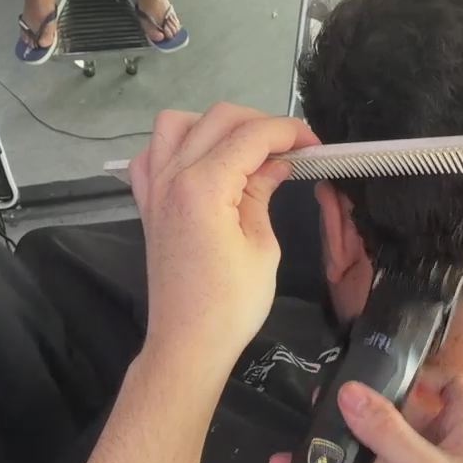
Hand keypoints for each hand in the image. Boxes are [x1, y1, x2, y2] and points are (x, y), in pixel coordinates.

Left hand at [127, 103, 319, 374]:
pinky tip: (199, 163)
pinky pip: (151, 155)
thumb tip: (274, 164)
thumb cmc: (231, 306)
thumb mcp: (262, 248)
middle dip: (260, 124)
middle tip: (290, 148)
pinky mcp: (147, 205)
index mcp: (204, 186)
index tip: (314, 145)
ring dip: (214, 125)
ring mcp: (154, 189)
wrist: (188, 343)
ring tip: (243, 149)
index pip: (251, 136)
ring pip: (177, 123)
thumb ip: (262, 194)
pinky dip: (176, 147)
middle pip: (218, 119)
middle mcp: (173, 176)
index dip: (289, 132)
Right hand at [270, 373, 462, 462]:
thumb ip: (384, 431)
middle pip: (397, 422)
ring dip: (338, 458)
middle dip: (358, 417)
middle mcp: (439, 450)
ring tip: (290, 453)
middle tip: (311, 405)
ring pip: (373, 461)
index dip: (420, 374)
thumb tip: (346, 390)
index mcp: (462, 428)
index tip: (377, 369)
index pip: (448, 386)